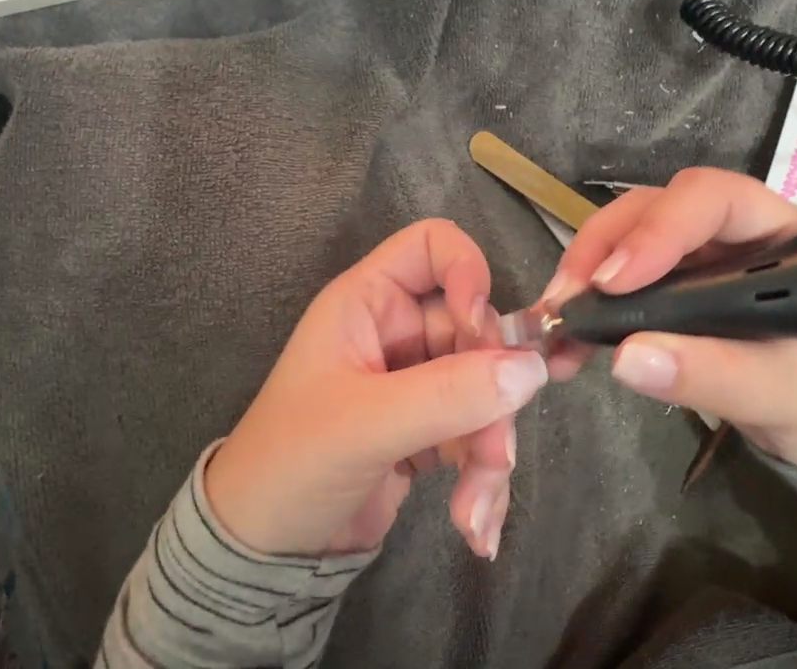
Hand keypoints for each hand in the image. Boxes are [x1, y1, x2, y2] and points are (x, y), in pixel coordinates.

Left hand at [204, 219, 546, 559]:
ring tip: (473, 512)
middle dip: (492, 396)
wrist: (265, 550)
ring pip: (487, 386)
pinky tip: (475, 526)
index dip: (468, 270)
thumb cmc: (293, 463)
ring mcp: (417, 381)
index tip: (480, 327)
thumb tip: (532, 369)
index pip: (432, 246)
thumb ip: (448, 394)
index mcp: (368, 302)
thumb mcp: (366, 424)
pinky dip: (484, 477)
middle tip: (495, 455)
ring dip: (491, 449)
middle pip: (476, 330)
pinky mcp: (431, 428)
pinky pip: (480, 432)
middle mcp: (397, 331)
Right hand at [541, 168, 796, 473]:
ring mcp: (698, 262)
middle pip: (654, 209)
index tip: (614, 283)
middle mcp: (730, 234)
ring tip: (555, 325)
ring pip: (627, 241)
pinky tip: (567, 342)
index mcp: (778, 233)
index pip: (712, 199)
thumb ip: (712, 374)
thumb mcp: (783, 393)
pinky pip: (621, 284)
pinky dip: (589, 308)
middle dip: (602, 249)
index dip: (658, 229)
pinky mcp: (673, 294)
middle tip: (564, 302)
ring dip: (584, 277)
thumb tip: (627, 358)